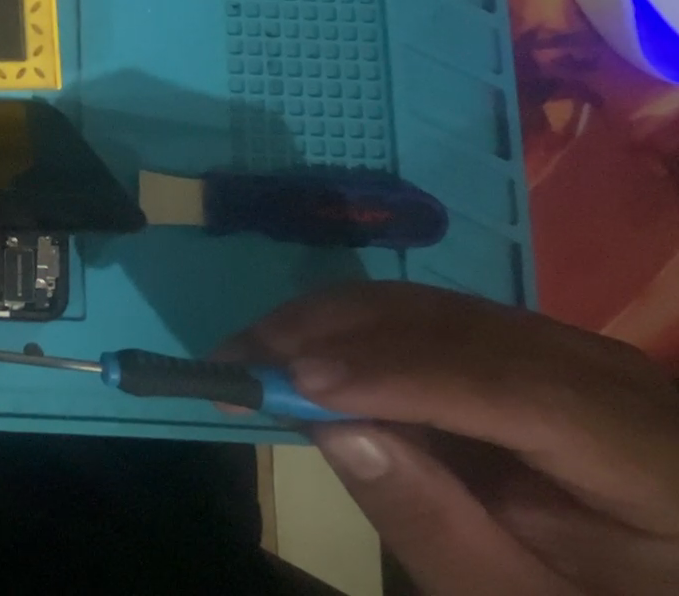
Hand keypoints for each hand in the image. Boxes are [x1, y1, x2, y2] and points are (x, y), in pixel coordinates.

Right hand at [228, 282, 678, 594]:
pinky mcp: (517, 338)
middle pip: (453, 326)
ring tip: (247, 355)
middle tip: (234, 360)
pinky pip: (417, 313)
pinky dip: (343, 327)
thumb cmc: (570, 593)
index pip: (514, 387)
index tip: (293, 383)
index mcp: (649, 455)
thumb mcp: (513, 595)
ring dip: (322, 323)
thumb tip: (330, 427)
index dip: (398, 374)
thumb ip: (434, 524)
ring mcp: (563, 345)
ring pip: (422, 306)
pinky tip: (295, 356)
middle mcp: (612, 375)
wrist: (634, 570)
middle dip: (333, 333)